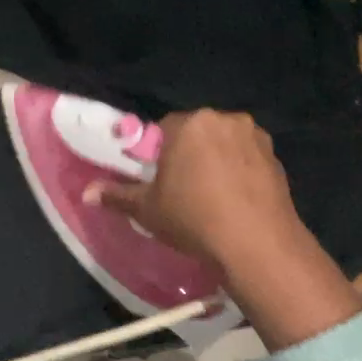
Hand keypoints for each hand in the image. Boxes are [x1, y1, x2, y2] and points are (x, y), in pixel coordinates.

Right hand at [84, 109, 361, 350]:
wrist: (254, 241)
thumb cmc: (192, 218)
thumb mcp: (146, 210)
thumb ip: (117, 196)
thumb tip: (86, 193)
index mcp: (189, 125)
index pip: (162, 128)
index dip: (154, 154)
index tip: (153, 179)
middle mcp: (224, 119)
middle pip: (194, 133)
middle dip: (184, 155)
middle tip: (176, 190)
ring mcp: (254, 136)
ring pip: (221, 145)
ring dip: (211, 162)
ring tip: (206, 198)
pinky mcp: (274, 156)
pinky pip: (243, 159)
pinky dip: (235, 173)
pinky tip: (229, 202)